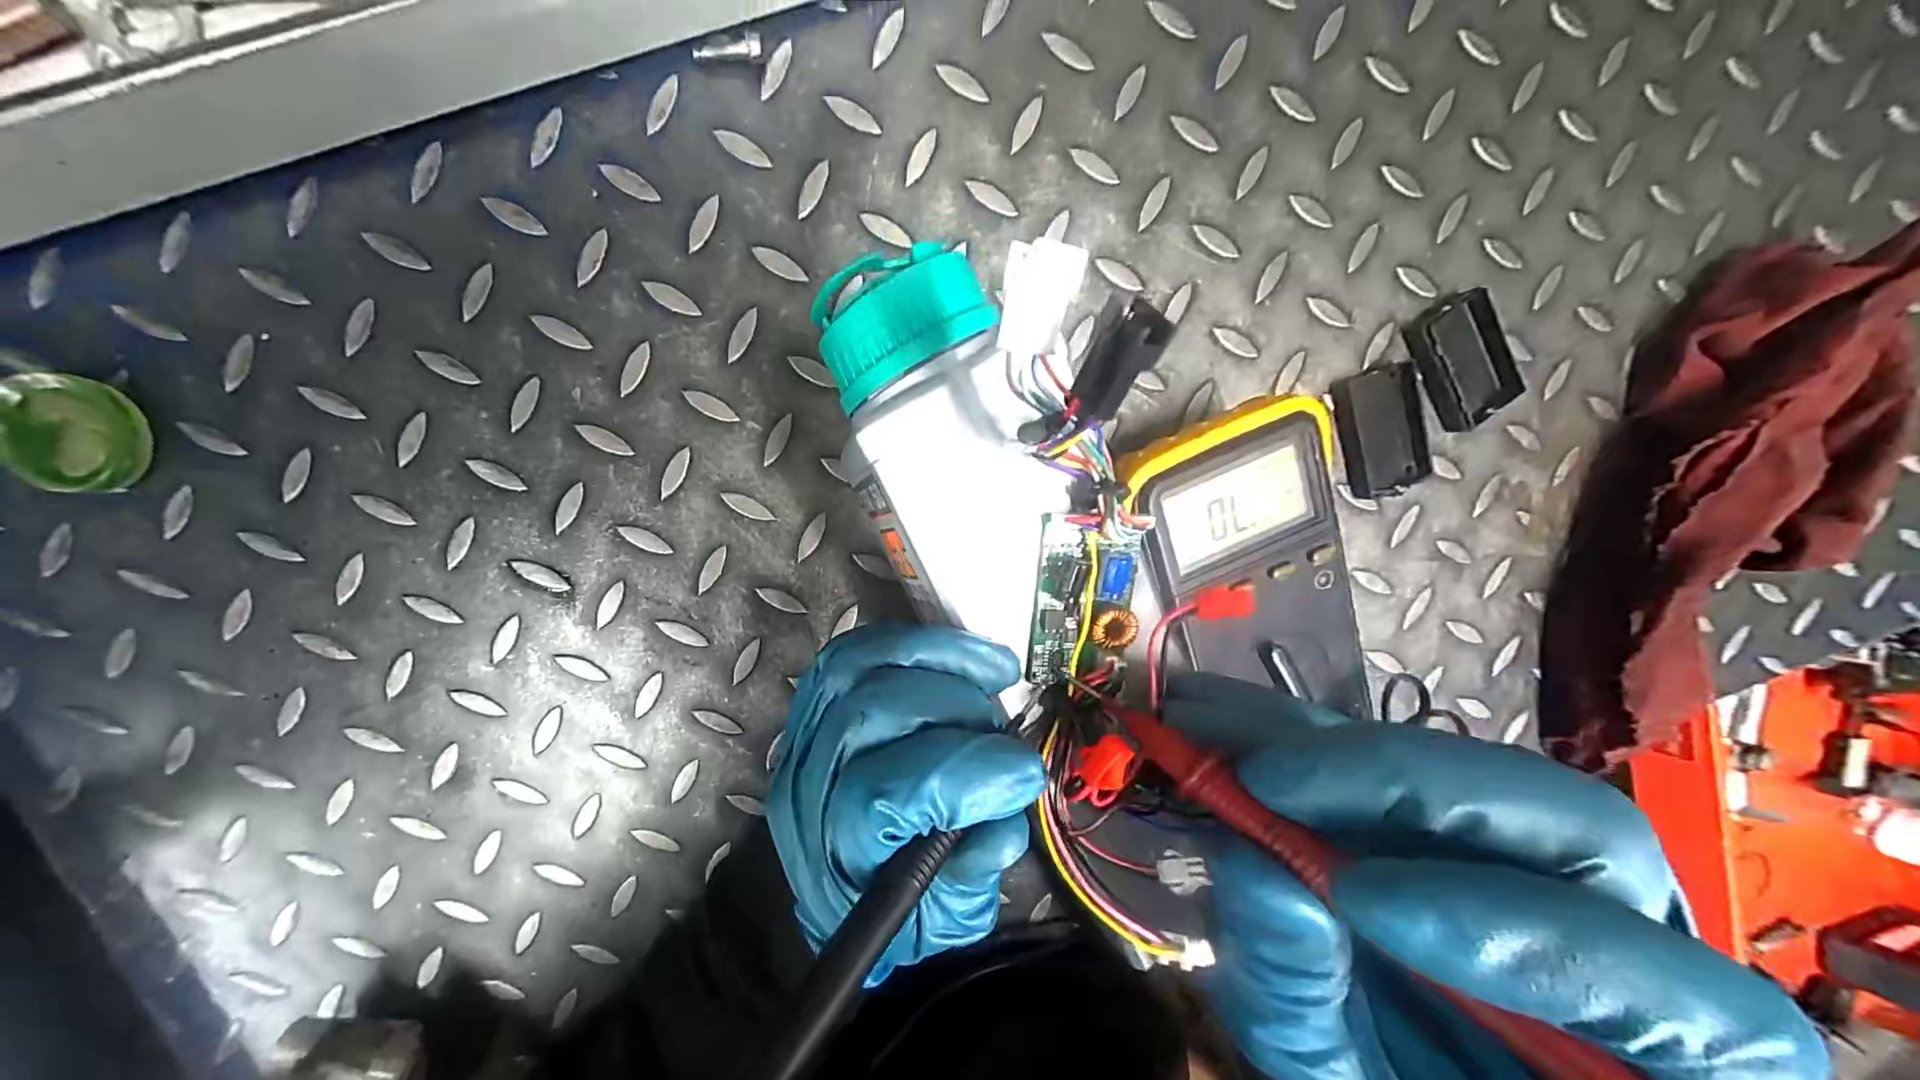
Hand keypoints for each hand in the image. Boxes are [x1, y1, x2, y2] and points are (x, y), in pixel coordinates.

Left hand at [767, 623, 1045, 984]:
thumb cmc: (907, 909)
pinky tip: (960, 657)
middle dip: (958, 711)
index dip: (962, 774)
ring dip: (939, 658)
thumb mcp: (953, 912)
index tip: (1022, 774)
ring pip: (856, 667)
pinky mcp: (816, 702)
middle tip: (1002, 734)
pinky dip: (914, 642)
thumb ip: (979, 864)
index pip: (881, 793)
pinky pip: (856, 650)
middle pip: (869, 714)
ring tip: (994, 676)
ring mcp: (806, 736)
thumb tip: (1008, 800)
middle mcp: (809, 785)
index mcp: (840, 849)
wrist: (857, 891)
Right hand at [1167, 673, 1827, 1079]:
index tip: (1354, 893)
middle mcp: (1640, 951)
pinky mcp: (1457, 831)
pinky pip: (1400, 771)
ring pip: (1478, 775)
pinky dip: (1314, 743)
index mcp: (1673, 1076)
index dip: (1516, 931)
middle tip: (1265, 773)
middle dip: (1404, 781)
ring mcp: (1543, 876)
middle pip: (1581, 829)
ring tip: (1215, 723)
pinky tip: (1236, 725)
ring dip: (1334, 743)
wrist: (1400, 1067)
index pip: (1678, 1003)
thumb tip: (1250, 866)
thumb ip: (1304, 1002)